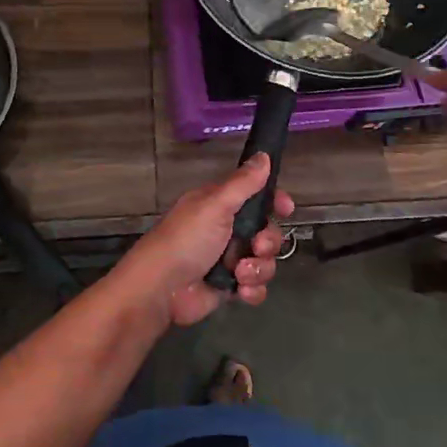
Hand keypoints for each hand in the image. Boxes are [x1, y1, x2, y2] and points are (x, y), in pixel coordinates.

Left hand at [110, 153, 293, 325]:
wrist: (161, 289)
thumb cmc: (186, 240)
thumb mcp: (214, 205)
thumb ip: (242, 183)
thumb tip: (263, 155)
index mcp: (220, 206)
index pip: (256, 197)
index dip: (274, 202)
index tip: (286, 208)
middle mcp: (227, 230)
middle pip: (267, 232)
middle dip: (268, 242)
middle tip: (256, 247)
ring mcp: (229, 260)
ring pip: (265, 261)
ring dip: (258, 268)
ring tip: (239, 273)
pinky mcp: (230, 287)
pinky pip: (256, 287)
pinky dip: (252, 290)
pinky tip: (240, 291)